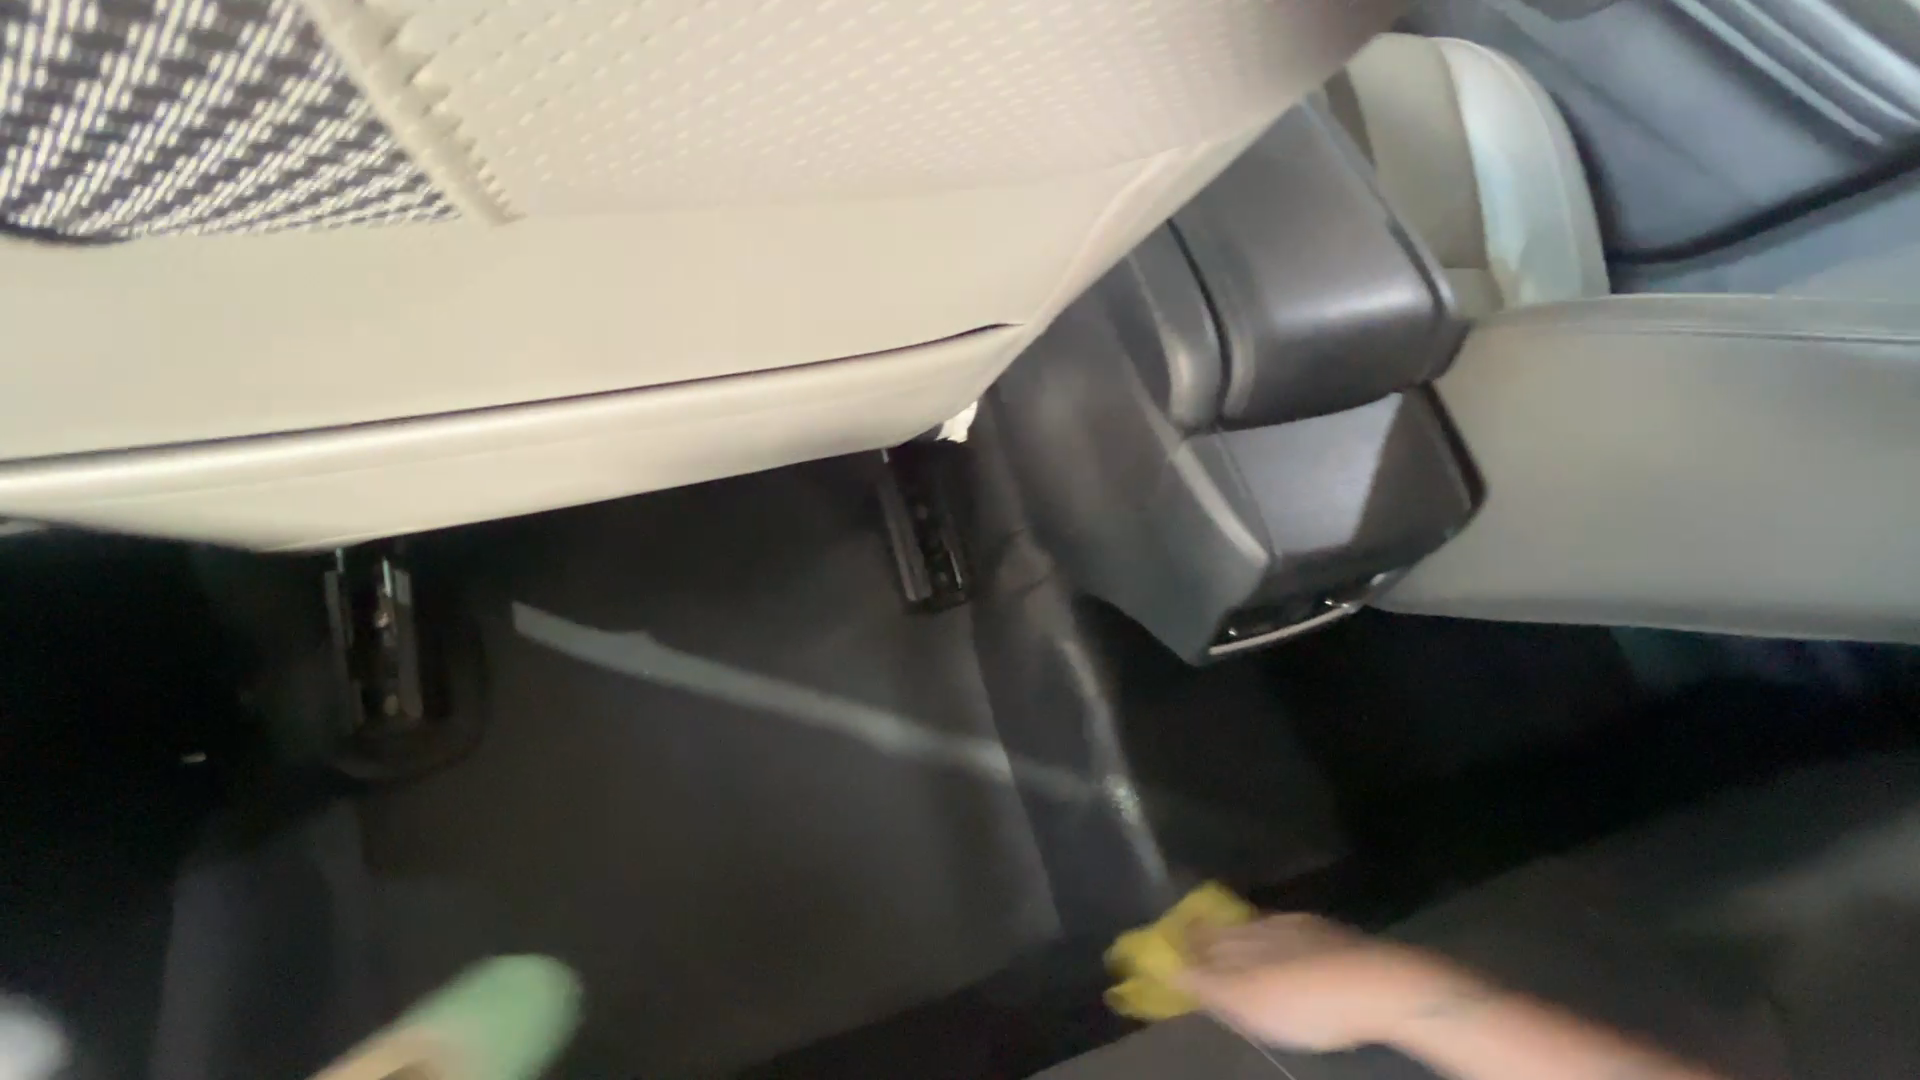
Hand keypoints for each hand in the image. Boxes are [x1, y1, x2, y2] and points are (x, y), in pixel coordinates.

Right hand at [1178, 914, 1490, 1052]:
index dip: (1185, 942)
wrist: (1376, 982)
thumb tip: (1172, 968)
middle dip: (1207, 934)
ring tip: (1231, 942)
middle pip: (1225, 929)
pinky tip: (1278, 943)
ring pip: (1253, 926)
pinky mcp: (1320, 929)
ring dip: (1238, 932)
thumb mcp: (1252, 1006)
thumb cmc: (1308, 1004)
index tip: (1170, 943)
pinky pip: (1281, 926)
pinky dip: (1270, 934)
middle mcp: (1258, 927)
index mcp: (1238, 943)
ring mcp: (1290, 924)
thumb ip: (1211, 987)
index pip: (1201, 939)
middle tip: (1193, 938)